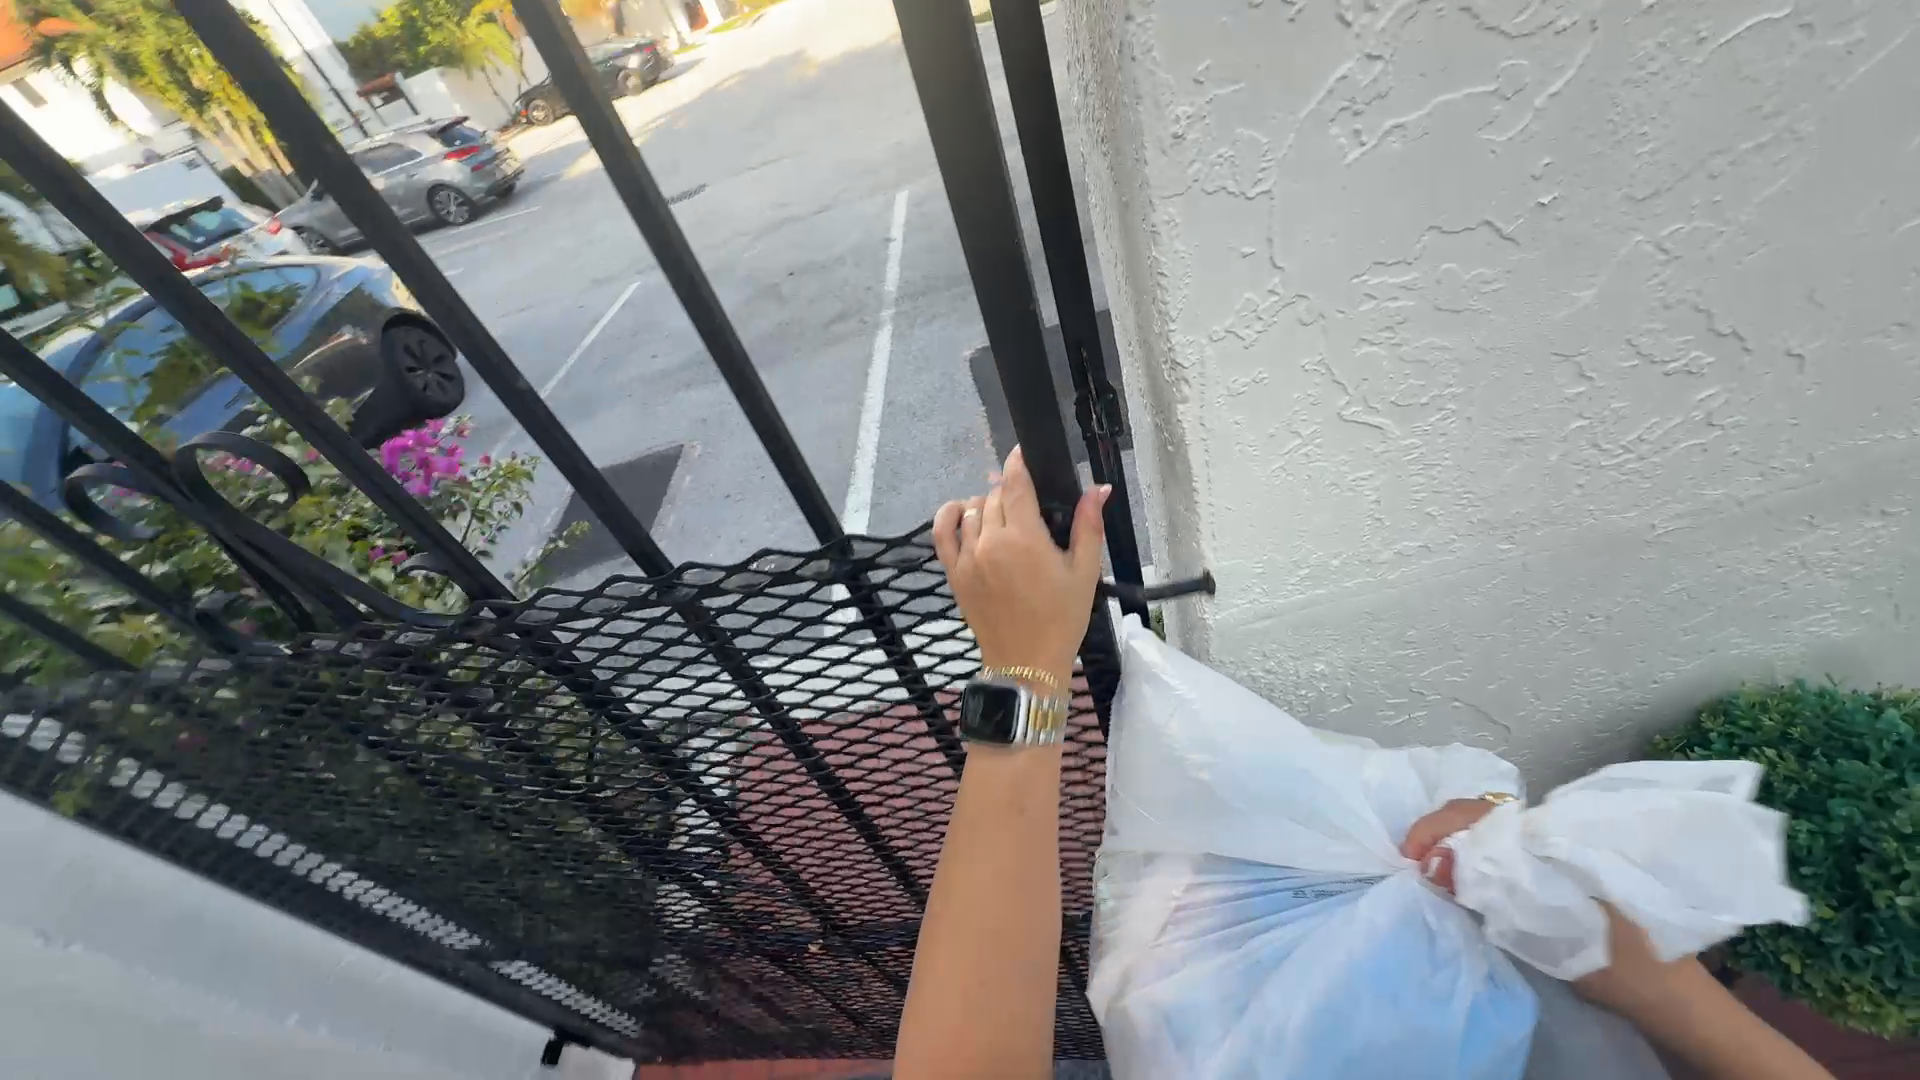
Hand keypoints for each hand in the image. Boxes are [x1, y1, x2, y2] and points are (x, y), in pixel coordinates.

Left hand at [931, 446, 1109, 685]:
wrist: (1026, 664)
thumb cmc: (1061, 618)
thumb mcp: (1084, 572)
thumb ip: (1088, 526)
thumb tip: (1098, 488)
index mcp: (1024, 539)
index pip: (1014, 485)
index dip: (1017, 463)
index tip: (1022, 453)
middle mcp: (990, 542)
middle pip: (993, 497)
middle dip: (1009, 492)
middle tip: (1028, 503)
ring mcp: (968, 558)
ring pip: (971, 512)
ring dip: (986, 505)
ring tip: (1005, 515)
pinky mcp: (954, 573)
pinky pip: (941, 534)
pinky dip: (948, 516)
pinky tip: (961, 510)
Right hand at [1400, 802, 1697, 1015]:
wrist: (1679, 998)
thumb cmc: (1621, 966)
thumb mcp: (1552, 934)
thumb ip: (1493, 894)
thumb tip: (1432, 865)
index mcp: (1556, 836)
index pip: (1477, 812)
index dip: (1434, 828)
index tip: (1410, 858)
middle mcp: (1553, 828)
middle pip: (1476, 812)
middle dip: (1436, 831)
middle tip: (1412, 863)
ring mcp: (1555, 842)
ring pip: (1485, 824)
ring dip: (1450, 840)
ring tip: (1430, 867)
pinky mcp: (1556, 860)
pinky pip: (1499, 840)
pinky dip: (1469, 850)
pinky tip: (1460, 873)